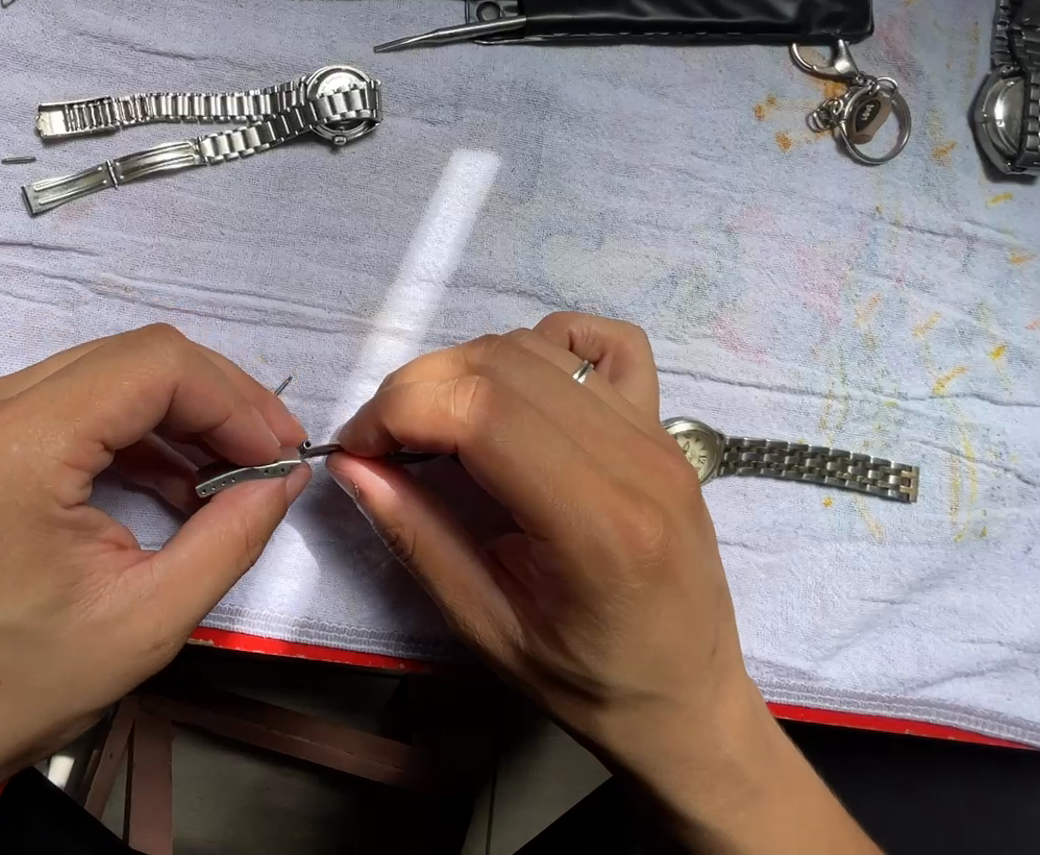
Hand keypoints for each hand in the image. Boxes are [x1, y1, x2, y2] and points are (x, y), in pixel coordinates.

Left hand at [0, 325, 307, 834]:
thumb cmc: (22, 684)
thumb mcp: (149, 621)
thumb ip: (232, 537)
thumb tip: (286, 476)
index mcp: (16, 447)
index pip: (153, 365)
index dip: (231, 399)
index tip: (276, 451)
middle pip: (136, 357)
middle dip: (217, 401)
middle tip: (269, 455)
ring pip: (113, 371)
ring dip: (183, 413)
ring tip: (233, 471)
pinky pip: (83, 400)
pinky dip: (142, 430)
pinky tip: (179, 479)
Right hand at [329, 313, 874, 852]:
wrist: (688, 698)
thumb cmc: (586, 681)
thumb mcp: (483, 627)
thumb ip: (414, 536)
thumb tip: (350, 464)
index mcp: (596, 523)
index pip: (479, 411)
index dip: (397, 411)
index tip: (356, 447)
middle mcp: (635, 457)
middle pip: (497, 365)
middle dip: (415, 389)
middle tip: (383, 441)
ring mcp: (657, 430)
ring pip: (533, 345)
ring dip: (461, 371)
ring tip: (436, 424)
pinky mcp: (662, 421)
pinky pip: (600, 340)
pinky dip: (541, 343)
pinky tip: (516, 392)